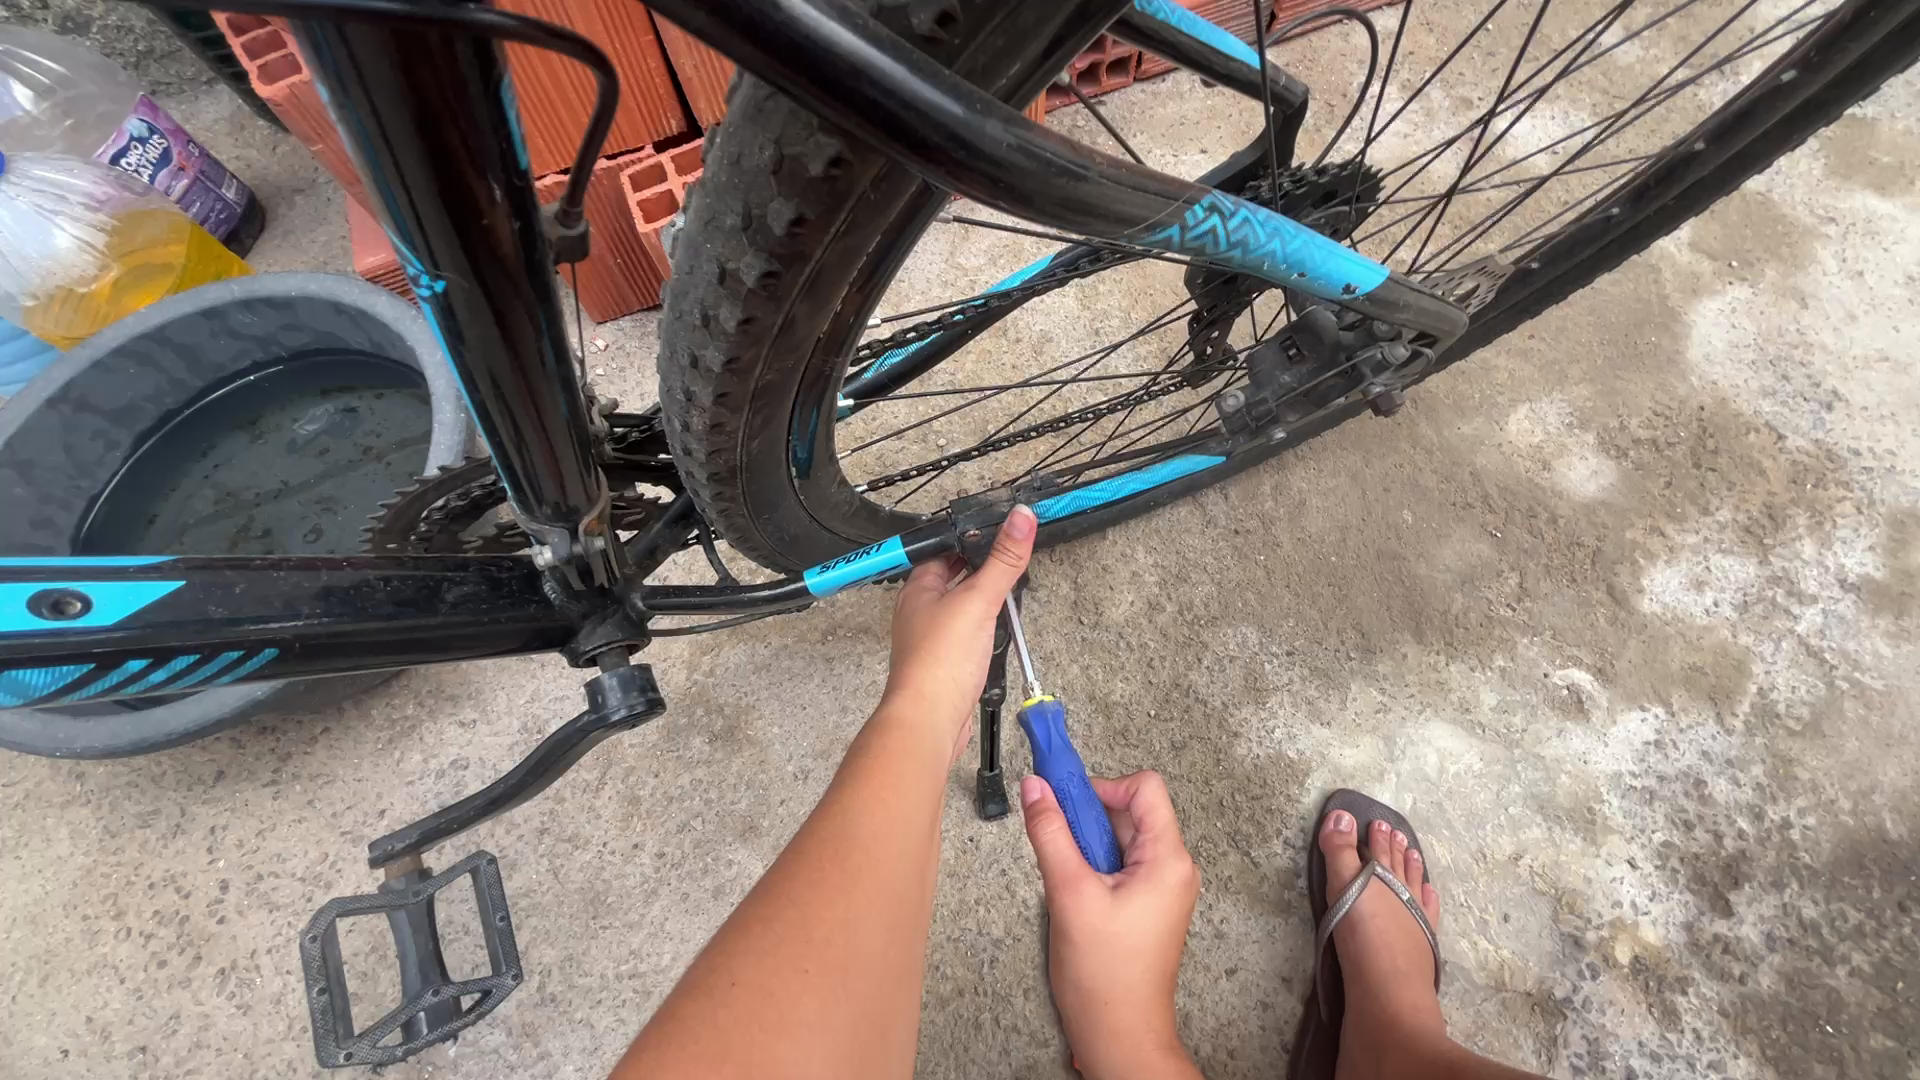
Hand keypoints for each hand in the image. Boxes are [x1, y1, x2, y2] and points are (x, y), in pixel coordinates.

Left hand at [881, 505, 1035, 761]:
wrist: (929, 720)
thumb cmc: (940, 660)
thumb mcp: (978, 600)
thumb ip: (1003, 560)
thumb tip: (1021, 516)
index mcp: (918, 588)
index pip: (945, 549)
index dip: (971, 538)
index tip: (999, 530)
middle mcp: (920, 610)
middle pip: (952, 577)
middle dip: (980, 568)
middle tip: (1010, 558)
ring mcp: (931, 638)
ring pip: (959, 607)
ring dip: (982, 600)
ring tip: (1009, 590)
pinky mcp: (944, 663)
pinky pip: (964, 636)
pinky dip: (981, 629)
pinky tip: (996, 633)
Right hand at [1021, 770, 1201, 1079]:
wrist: (1119, 1037)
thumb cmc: (1103, 973)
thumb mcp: (1069, 892)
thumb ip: (1050, 832)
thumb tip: (1035, 786)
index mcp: (1167, 858)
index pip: (1145, 787)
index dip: (1104, 785)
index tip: (1066, 800)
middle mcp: (1173, 866)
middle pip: (1132, 809)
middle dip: (1090, 815)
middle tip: (1058, 837)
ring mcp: (1162, 886)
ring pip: (1122, 834)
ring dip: (1089, 839)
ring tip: (1067, 872)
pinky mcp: (1148, 901)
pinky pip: (1121, 859)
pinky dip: (1095, 859)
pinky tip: (1076, 886)